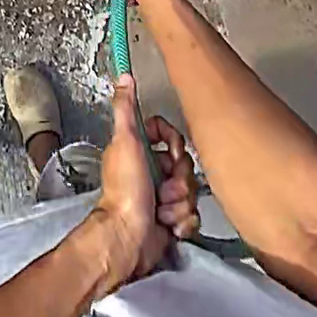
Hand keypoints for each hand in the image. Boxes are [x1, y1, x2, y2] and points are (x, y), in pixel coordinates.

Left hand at [86, 75, 200, 296]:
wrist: (129, 240)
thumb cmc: (125, 190)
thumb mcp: (124, 141)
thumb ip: (126, 108)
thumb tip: (124, 77)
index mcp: (139, 149)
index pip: (170, 135)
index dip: (174, 144)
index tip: (170, 154)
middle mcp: (151, 170)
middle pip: (185, 165)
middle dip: (179, 181)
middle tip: (162, 190)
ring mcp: (161, 195)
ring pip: (190, 191)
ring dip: (179, 203)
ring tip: (162, 211)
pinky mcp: (171, 219)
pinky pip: (192, 215)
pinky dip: (182, 222)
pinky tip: (168, 226)